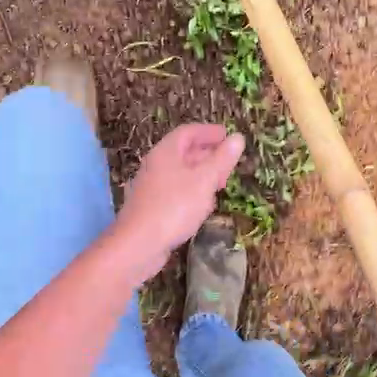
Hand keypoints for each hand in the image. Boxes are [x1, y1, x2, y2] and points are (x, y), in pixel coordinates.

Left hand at [108, 124, 244, 280]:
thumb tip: (237, 138)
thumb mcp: (204, 180)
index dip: (209, 132)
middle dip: (208, 154)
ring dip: (201, 174)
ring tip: (220, 183)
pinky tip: (203, 205)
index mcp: (166, 152)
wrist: (138, 244)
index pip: (188, 132)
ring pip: (180, 173)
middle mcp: (155, 164)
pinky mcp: (151, 206)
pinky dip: (192, 191)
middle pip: (183, 151)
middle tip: (228, 161)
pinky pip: (175, 191)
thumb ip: (222, 159)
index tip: (227, 136)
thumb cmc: (174, 207)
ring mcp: (151, 186)